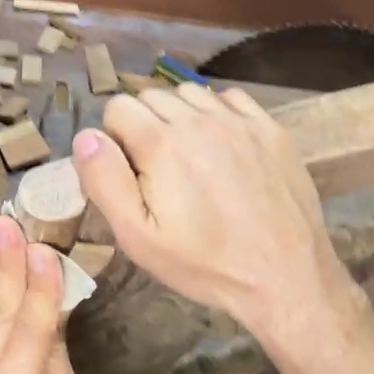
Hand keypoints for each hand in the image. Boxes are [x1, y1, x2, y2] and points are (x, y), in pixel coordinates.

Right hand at [70, 85, 361, 342]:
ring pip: (188, 94)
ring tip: (186, 158)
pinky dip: (216, 113)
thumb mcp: (137, 236)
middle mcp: (199, 120)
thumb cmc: (204, 262)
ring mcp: (239, 122)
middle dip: (142, 125)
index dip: (113, 138)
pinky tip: (220, 147)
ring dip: (178, 116)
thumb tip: (86, 137)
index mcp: (160, 143)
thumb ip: (104, 181)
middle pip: (150, 97)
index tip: (128, 172)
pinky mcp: (270, 130)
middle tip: (155, 170)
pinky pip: (230, 98)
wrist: (287, 279)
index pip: (117, 107)